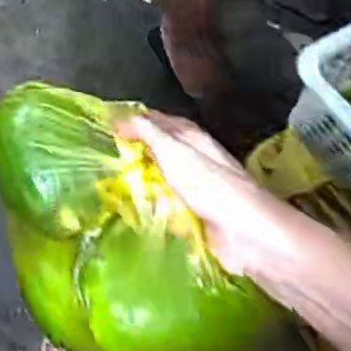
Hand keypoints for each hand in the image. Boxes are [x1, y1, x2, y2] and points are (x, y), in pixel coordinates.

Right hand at [117, 112, 286, 278]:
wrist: (247, 235)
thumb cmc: (210, 185)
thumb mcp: (172, 149)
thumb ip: (146, 131)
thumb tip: (121, 115)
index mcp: (187, 134)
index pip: (152, 119)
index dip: (129, 121)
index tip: (103, 127)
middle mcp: (190, 156)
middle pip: (153, 150)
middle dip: (131, 155)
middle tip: (103, 160)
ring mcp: (193, 187)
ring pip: (157, 180)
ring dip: (140, 185)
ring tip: (112, 189)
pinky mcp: (194, 215)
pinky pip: (165, 207)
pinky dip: (153, 209)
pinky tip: (136, 214)